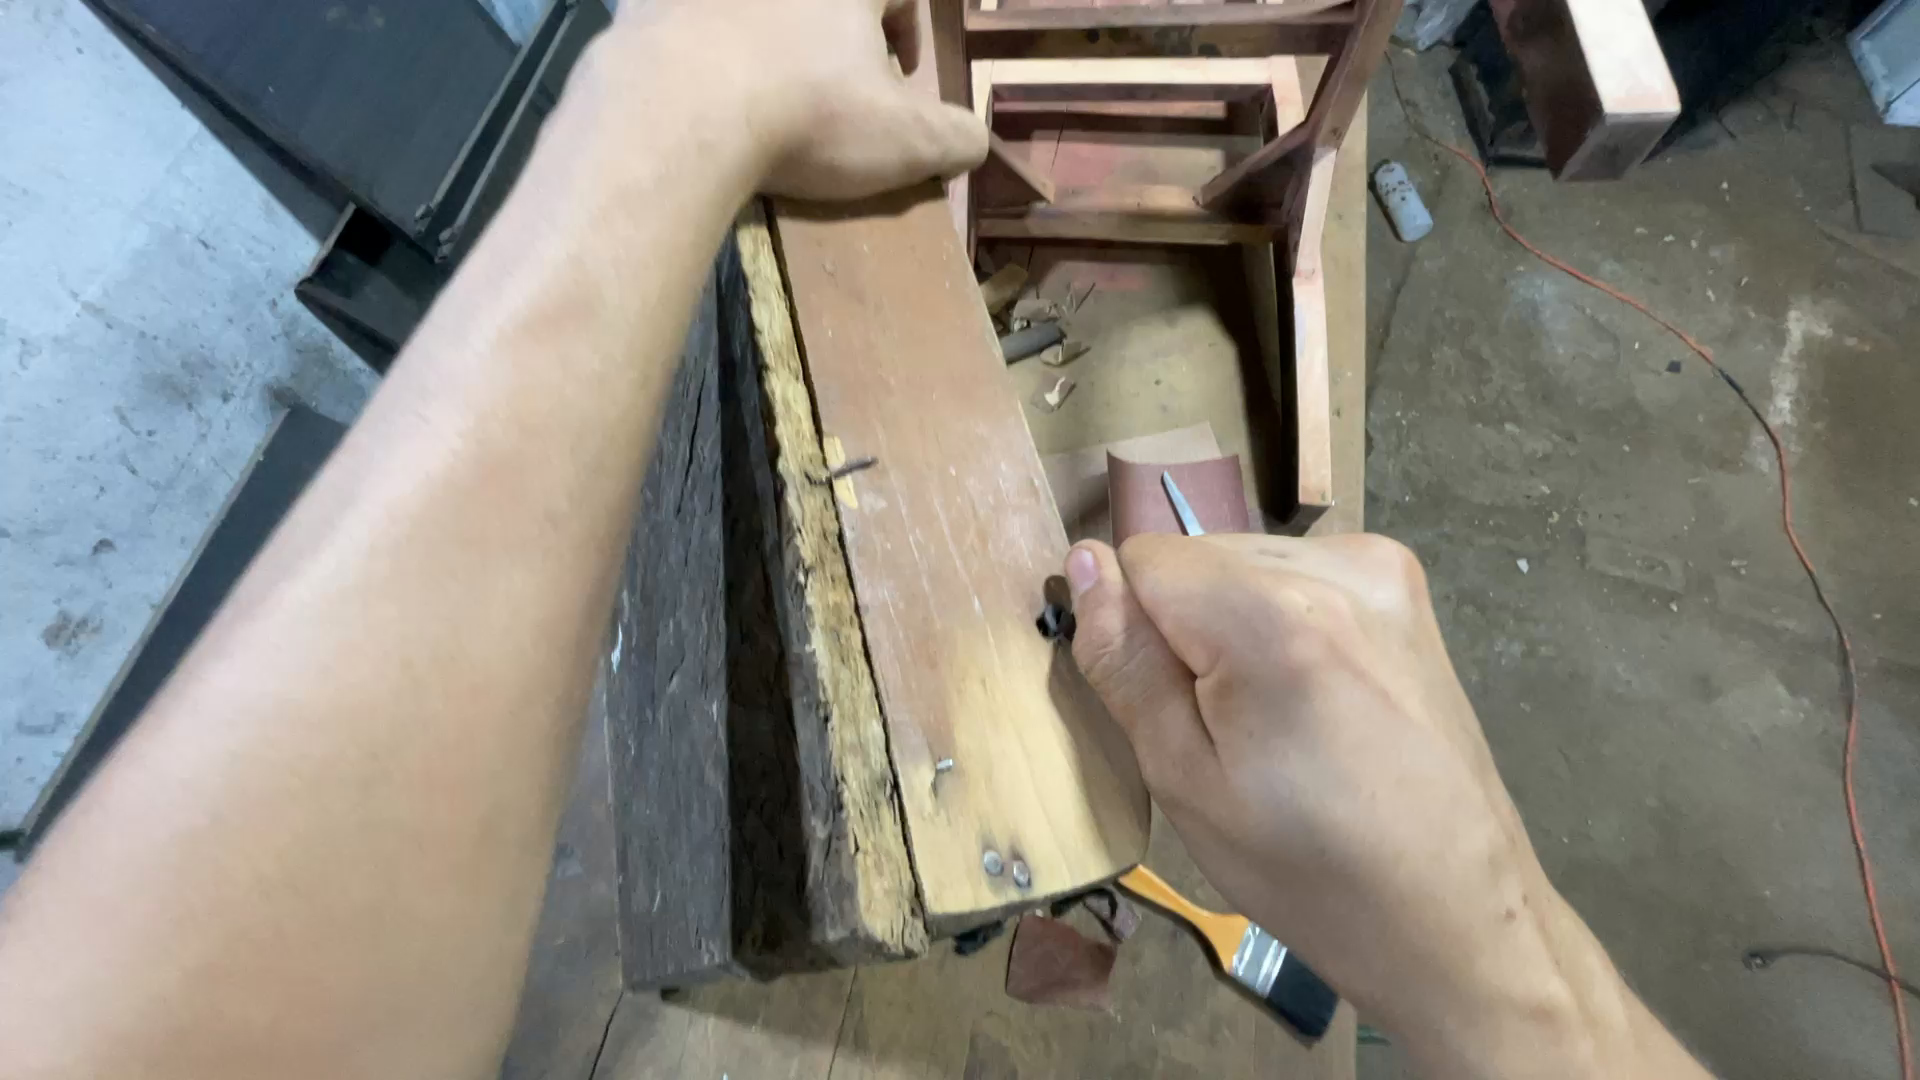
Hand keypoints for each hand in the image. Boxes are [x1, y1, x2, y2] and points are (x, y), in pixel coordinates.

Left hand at [596, 0, 986, 199]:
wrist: (685, 109)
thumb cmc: (812, 116)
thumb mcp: (907, 142)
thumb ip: (957, 139)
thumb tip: (975, 141)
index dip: (909, 26)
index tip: (902, 75)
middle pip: (829, 4)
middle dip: (844, 35)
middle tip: (842, 86)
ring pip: (768, 14)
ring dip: (782, 39)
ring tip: (780, 92)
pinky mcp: (663, 4)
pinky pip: (702, 18)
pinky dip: (720, 46)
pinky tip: (720, 93)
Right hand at [1065, 534, 1672, 1076]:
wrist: (1457, 916)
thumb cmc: (1305, 868)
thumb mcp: (1182, 779)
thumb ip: (1124, 661)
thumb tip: (1082, 562)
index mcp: (1271, 619)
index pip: (1141, 557)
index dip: (1132, 625)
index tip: (1167, 697)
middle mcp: (1335, 565)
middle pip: (1190, 556)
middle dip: (1179, 622)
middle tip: (1220, 718)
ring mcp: (1379, 565)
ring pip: (1233, 559)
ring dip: (1224, 617)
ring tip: (1268, 708)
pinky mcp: (1401, 581)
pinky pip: (1286, 568)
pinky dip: (1272, 612)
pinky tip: (1307, 683)